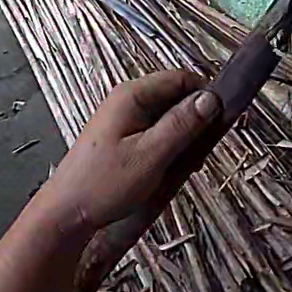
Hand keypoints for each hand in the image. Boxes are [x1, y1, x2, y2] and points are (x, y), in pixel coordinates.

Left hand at [30, 70, 221, 240]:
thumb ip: (182, 125)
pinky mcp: (124, 137)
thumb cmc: (103, 184)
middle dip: (197, 120)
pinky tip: (172, 168)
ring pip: (169, 117)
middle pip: (176, 96)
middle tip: (204, 150)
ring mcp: (125, 118)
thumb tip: (211, 99)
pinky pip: (157, 132)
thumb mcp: (150, 155)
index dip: (207, 95)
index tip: (225, 119)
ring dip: (185, 137)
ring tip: (187, 165)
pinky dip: (171, 146)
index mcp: (132, 96)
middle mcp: (128, 100)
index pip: (181, 78)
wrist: (65, 213)